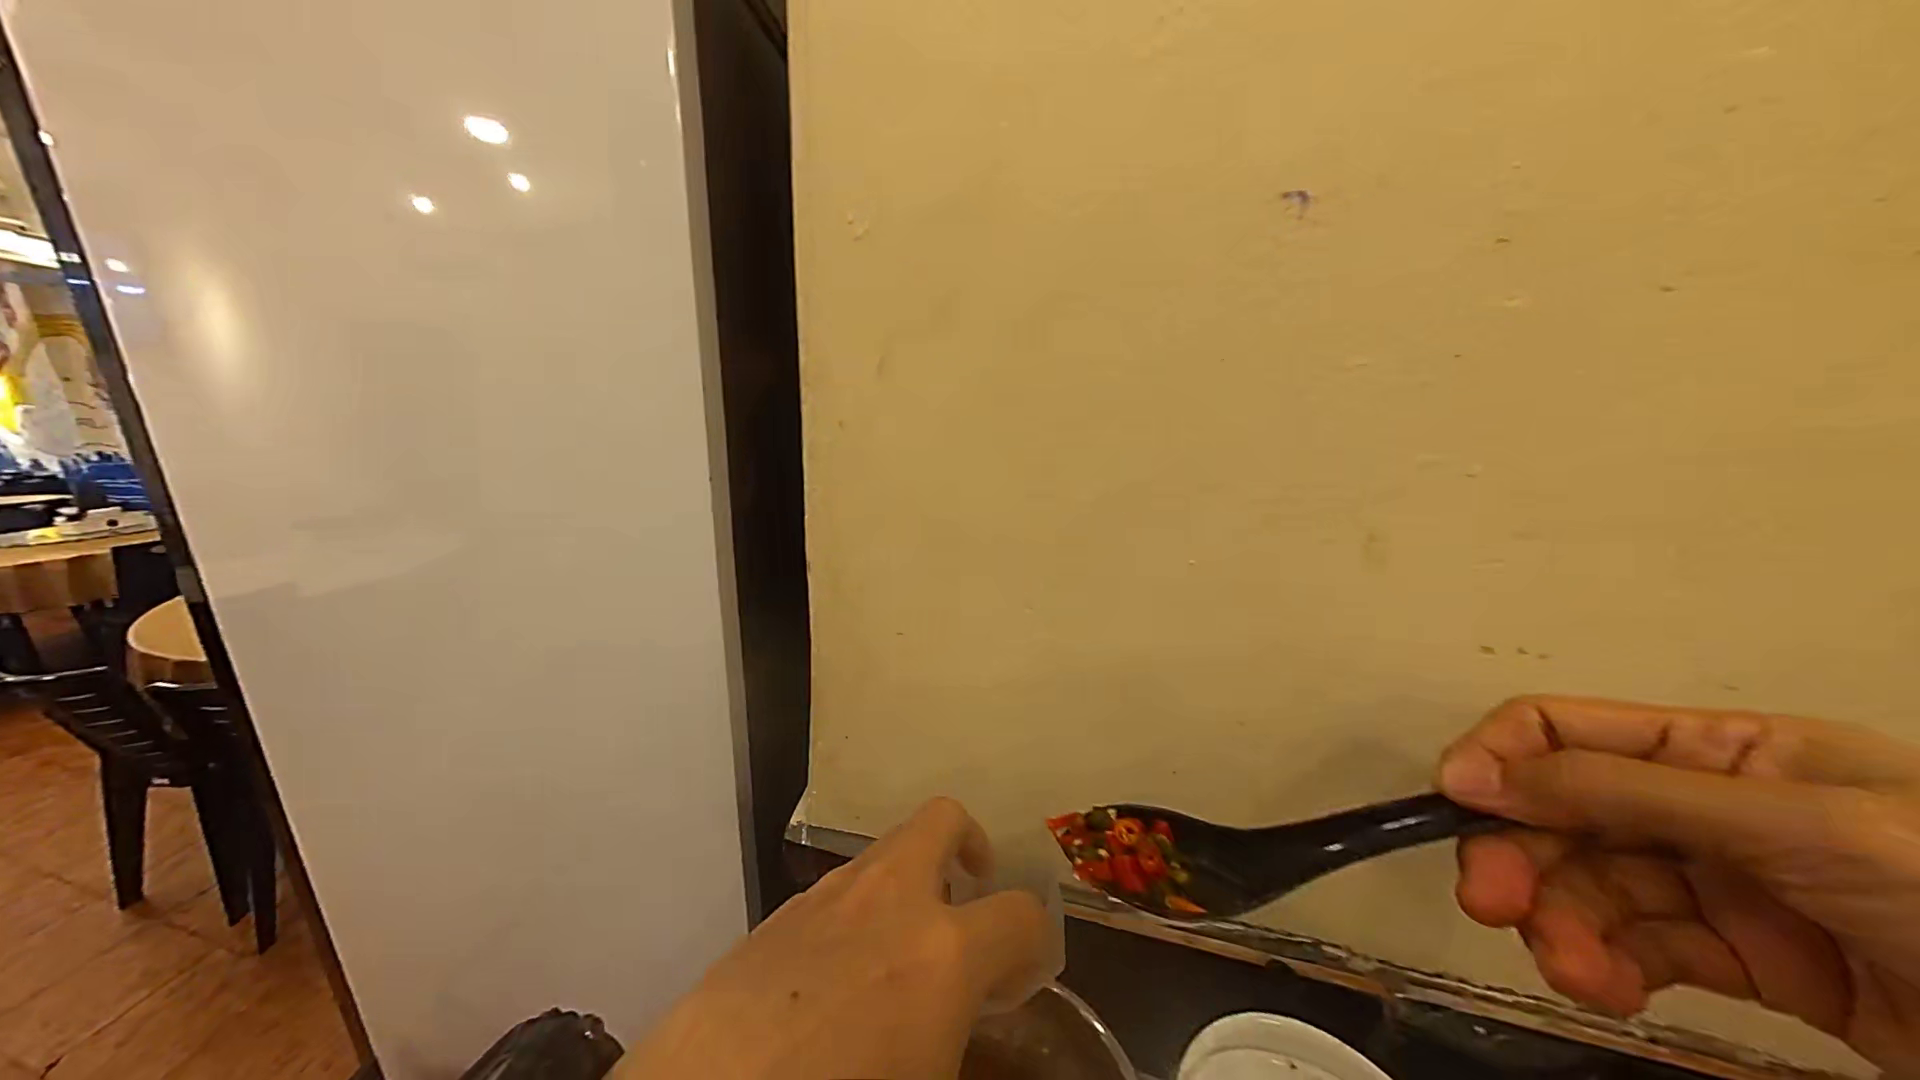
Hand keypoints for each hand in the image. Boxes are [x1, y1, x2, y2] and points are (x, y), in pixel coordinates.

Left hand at [615, 797, 1047, 1079]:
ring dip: (910, 881)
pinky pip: (840, 890)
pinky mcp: (780, 913)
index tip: (1019, 977)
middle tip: (970, 894)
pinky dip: (861, 912)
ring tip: (902, 948)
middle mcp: (888, 900)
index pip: (1021, 915)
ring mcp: (829, 896)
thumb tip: (957, 1019)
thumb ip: (956, 1031)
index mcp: (941, 950)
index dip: (1034, 944)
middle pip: (944, 820)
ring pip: (887, 851)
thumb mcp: (928, 1076)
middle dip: (970, 844)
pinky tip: (841, 974)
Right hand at [1437, 696, 1919, 1074]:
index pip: (1565, 730)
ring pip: (1593, 886)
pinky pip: (1640, 947)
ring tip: (1567, 970)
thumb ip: (1623, 792)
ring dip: (1562, 925)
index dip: (1499, 756)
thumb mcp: (1794, 825)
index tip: (1452, 800)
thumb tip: (1471, 775)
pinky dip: (1607, 965)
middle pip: (1565, 816)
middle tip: (1487, 904)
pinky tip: (1602, 988)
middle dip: (1519, 857)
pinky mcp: (1743, 958)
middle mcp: (1705, 806)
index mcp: (1721, 751)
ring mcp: (1721, 884)